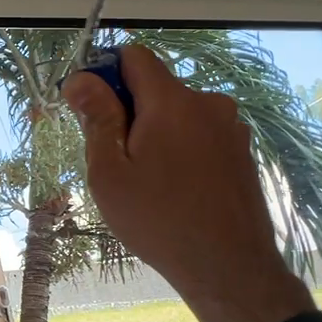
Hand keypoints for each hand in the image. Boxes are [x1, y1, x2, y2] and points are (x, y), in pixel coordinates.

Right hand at [63, 45, 313, 321]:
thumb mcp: (109, 171)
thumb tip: (81, 79)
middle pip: (155, 88)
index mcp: (172, 102)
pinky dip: (177, 150)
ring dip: (153, 134)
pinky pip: (197, 134)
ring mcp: (230, 127)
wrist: (226, 265)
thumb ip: (97, 118)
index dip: (105, 75)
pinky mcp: (240, 150)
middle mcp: (208, 102)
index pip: (135, 57)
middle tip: (113, 163)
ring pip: (176, 114)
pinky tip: (173, 189)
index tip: (90, 112)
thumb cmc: (156, 219)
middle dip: (127, 112)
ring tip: (144, 182)